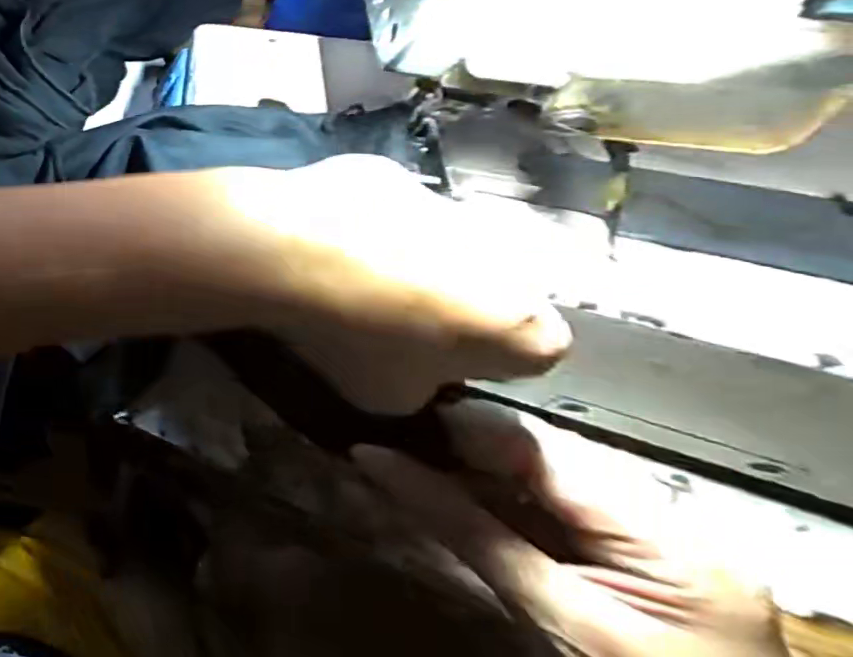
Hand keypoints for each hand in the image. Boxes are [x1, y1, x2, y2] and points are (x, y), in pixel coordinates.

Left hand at [222, 155, 578, 413]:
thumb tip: (414, 372)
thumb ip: (421, 387)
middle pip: (484, 285)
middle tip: (379, 314)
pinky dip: (355, 216)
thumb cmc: (349, 337)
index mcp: (532, 329)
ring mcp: (446, 202)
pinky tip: (313, 232)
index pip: (525, 353)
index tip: (422, 360)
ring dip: (402, 252)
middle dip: (444, 298)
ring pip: (433, 237)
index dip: (472, 360)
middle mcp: (510, 257)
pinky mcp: (385, 170)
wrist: (289, 253)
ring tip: (339, 270)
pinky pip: (378, 203)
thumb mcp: (388, 397)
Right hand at [354, 400, 787, 656]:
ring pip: (541, 469)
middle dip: (460, 446)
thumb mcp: (551, 616)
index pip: (539, 442)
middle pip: (540, 449)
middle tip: (388, 448)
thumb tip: (371, 455)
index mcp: (666, 532)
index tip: (384, 425)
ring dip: (472, 468)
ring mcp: (659, 535)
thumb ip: (466, 528)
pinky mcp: (640, 553)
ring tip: (409, 469)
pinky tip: (456, 499)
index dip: (456, 426)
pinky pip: (553, 500)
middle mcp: (670, 515)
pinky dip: (498, 496)